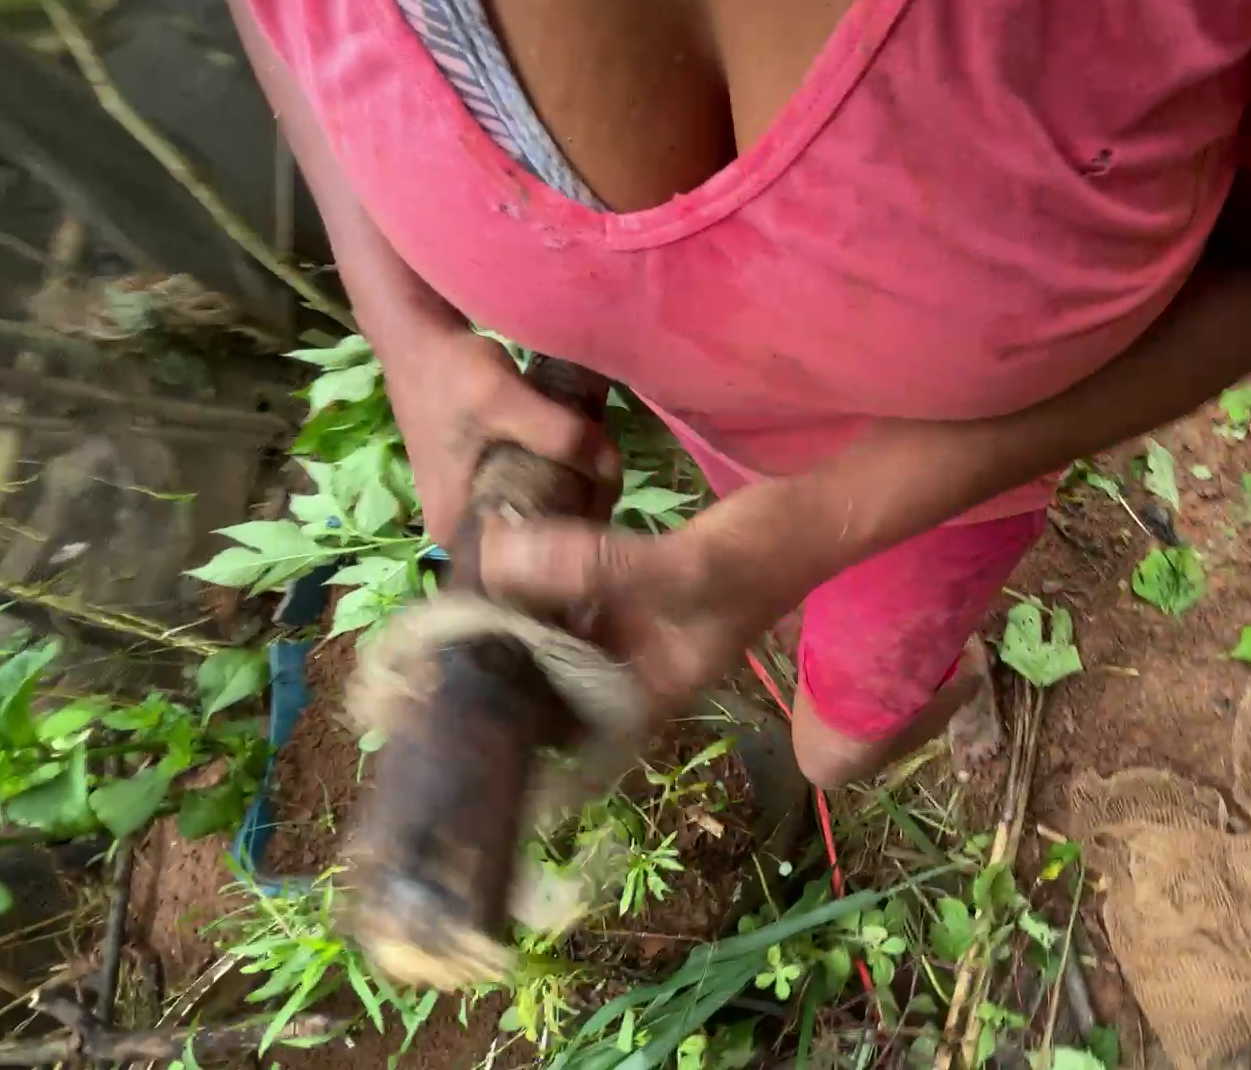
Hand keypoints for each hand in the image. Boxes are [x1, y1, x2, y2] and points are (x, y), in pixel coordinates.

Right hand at [375, 327, 620, 546]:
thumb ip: (563, 438)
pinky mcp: (492, 490)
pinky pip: (542, 501)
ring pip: (546, 522)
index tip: (609, 525)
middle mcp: (466, 534)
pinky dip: (568, 489)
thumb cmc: (454, 376)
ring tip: (606, 480)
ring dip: (578, 504)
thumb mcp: (508, 403)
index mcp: (460, 531)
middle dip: (581, 523)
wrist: (423, 341)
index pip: (529, 568)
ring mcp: (479, 512)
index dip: (575, 549)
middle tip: (615, 495)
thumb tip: (611, 470)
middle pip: (541, 546)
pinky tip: (592, 474)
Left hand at [476, 495, 818, 708]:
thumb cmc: (767, 555)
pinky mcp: (641, 589)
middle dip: (503, 661)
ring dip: (520, 614)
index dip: (515, 731)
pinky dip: (546, 579)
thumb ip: (597, 565)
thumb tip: (496, 552)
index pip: (572, 736)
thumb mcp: (686, 568)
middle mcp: (643, 666)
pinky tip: (509, 555)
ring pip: (564, 633)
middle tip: (437, 633)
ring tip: (456, 595)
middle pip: (558, 681)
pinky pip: (579, 593)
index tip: (456, 705)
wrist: (813, 514)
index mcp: (658, 688)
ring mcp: (642, 626)